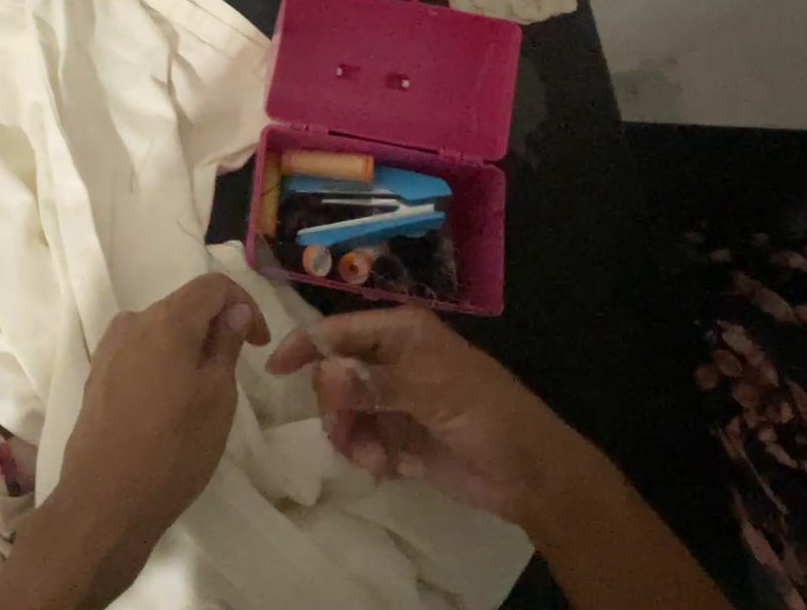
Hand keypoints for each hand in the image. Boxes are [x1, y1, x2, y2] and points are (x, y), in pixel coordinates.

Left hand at [32, 274, 268, 606]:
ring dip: (189, 347)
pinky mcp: (98, 373)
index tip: (259, 342)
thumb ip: (226, 344)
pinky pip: (140, 352)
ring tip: (203, 393)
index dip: (244, 304)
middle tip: (235, 372)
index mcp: (166, 320)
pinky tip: (169, 403)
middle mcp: (133, 321)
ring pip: (161, 330)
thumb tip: (234, 311)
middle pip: (184, 306)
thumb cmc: (173, 449)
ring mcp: (110, 347)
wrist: (103, 502)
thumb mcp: (217, 397)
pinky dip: (164, 362)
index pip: (213, 285)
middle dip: (216, 327)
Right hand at [265, 305, 584, 525]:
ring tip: (369, 456)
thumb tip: (324, 374)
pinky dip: (364, 453)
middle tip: (343, 427)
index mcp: (400, 332)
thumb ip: (373, 383)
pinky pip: (360, 439)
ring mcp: (392, 399)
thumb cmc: (485, 413)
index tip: (275, 369)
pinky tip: (384, 467)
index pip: (339, 331)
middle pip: (334, 373)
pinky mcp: (397, 435)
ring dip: (348, 433)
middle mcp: (390, 360)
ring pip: (342, 410)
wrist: (531, 475)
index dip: (306, 346)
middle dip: (333, 402)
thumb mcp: (430, 390)